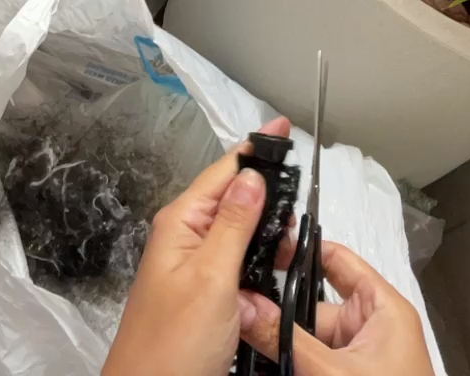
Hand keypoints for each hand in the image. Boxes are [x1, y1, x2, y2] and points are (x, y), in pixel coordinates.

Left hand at [102, 118, 291, 375]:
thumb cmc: (172, 342)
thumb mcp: (211, 278)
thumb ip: (234, 224)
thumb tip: (252, 176)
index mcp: (182, 221)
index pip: (225, 169)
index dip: (255, 147)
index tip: (282, 127)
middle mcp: (187, 236)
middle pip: (236, 200)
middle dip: (269, 202)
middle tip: (297, 217)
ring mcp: (196, 266)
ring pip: (242, 236)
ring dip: (267, 242)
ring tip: (289, 252)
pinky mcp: (207, 295)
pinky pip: (240, 268)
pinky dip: (260, 271)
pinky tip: (274, 282)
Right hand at [238, 241, 435, 375]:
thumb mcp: (333, 374)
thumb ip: (285, 338)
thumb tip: (239, 302)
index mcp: (381, 307)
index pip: (335, 258)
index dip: (298, 249)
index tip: (256, 247)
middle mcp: (370, 325)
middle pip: (314, 304)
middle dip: (279, 311)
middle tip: (237, 305)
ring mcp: (361, 357)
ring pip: (309, 338)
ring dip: (281, 343)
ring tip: (241, 333)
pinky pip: (313, 362)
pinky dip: (293, 364)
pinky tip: (261, 363)